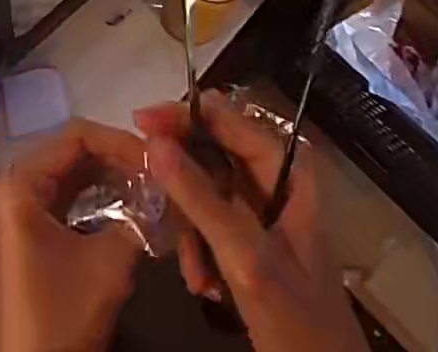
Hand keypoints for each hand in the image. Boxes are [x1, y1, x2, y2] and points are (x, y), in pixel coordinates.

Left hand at [0, 119, 149, 351]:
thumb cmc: (59, 319)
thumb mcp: (107, 266)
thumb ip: (140, 219)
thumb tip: (170, 189)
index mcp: (19, 182)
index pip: (76, 135)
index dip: (121, 142)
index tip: (158, 160)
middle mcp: (13, 182)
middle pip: (74, 150)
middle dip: (120, 159)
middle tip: (161, 174)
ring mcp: (19, 205)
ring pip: (74, 172)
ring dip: (113, 177)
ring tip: (152, 188)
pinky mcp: (29, 226)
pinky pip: (68, 195)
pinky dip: (100, 196)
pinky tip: (131, 205)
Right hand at [134, 92, 368, 351]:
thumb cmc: (299, 322)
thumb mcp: (246, 259)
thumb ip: (200, 198)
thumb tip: (154, 142)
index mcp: (289, 166)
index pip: (226, 118)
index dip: (181, 114)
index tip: (139, 121)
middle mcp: (276, 174)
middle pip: (210, 148)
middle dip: (182, 182)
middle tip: (153, 198)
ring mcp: (262, 204)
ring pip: (202, 185)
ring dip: (189, 226)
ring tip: (193, 271)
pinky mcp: (249, 232)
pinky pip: (206, 216)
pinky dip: (197, 246)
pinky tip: (203, 282)